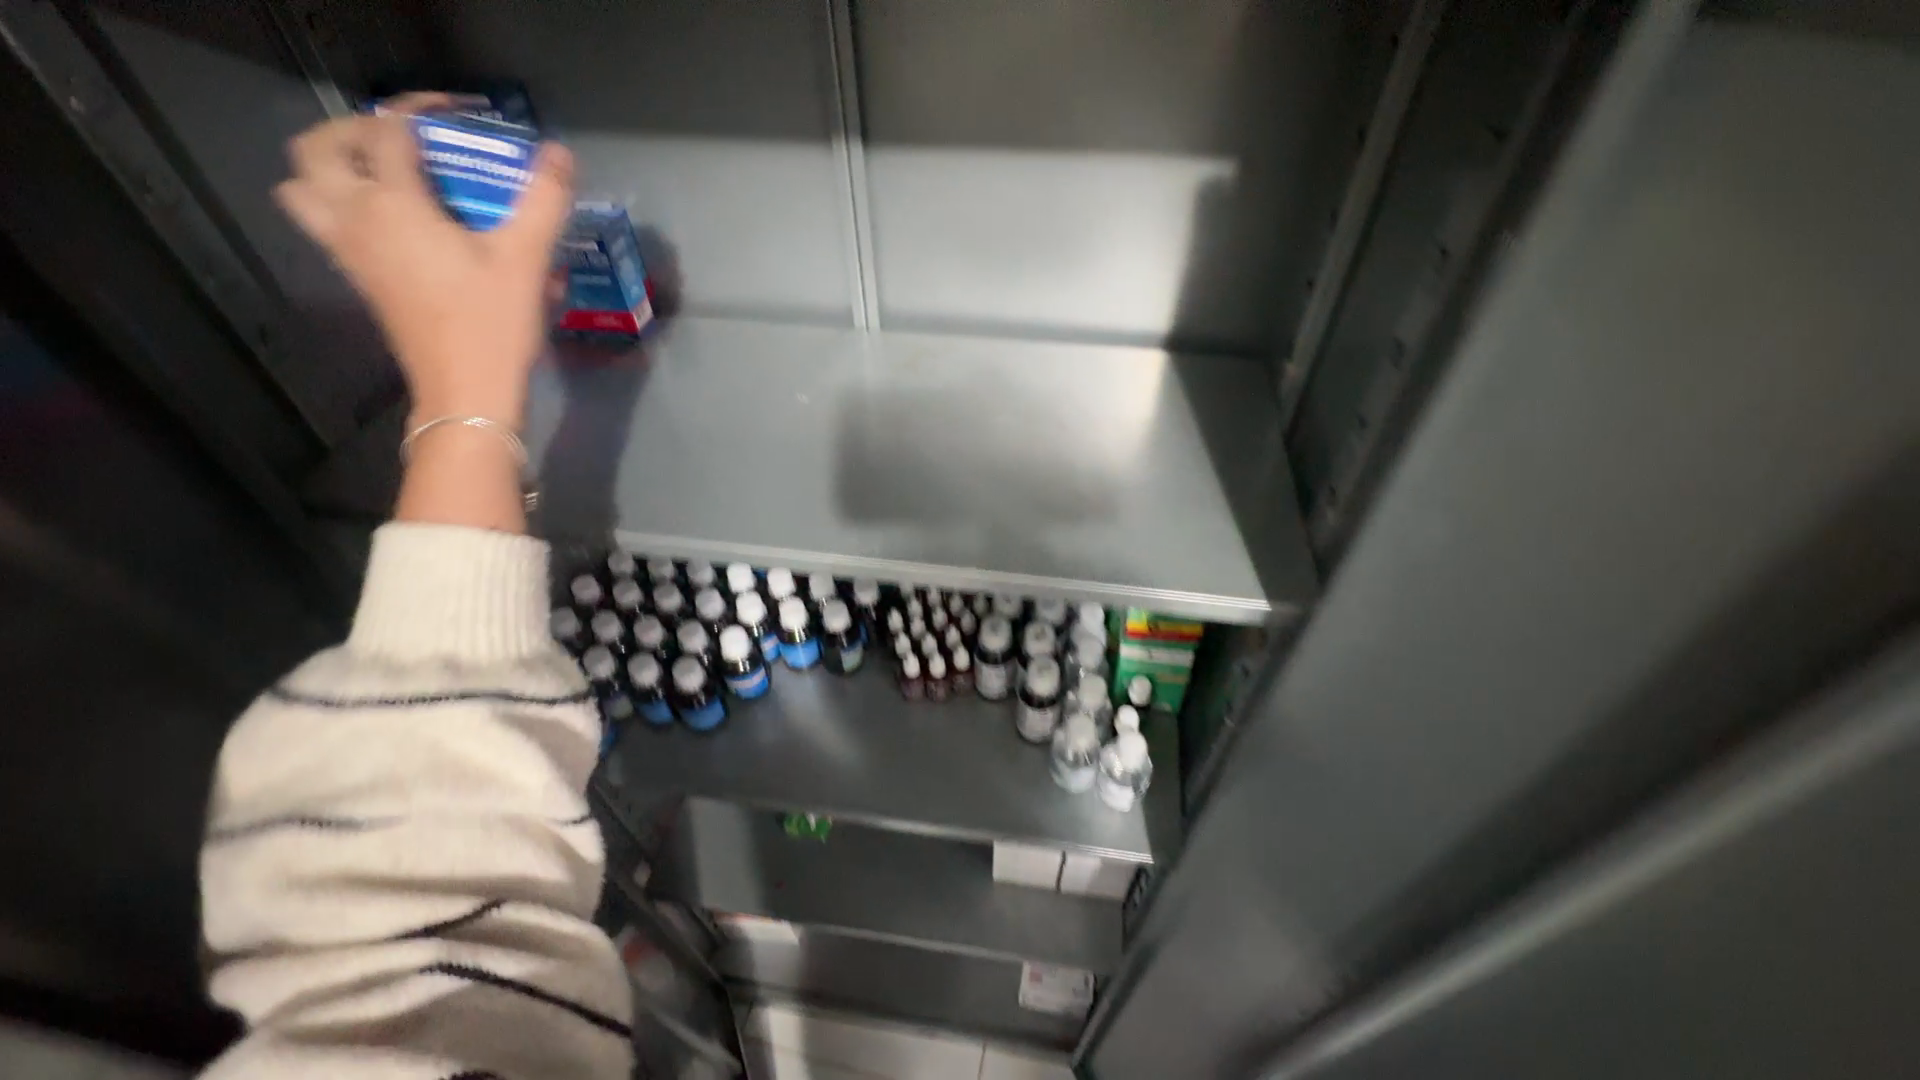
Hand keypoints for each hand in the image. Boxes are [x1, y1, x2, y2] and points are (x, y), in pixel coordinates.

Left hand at [274, 94, 574, 426]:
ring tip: (385, 177)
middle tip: (404, 141)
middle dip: (355, 131)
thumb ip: (543, 200)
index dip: (419, 110)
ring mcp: (351, 253)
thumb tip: (559, 154)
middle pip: (318, 150)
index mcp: (393, 204)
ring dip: (334, 170)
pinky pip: (327, 226)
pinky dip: (346, 207)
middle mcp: (356, 220)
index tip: (455, 113)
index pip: (388, 131)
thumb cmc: (493, 324)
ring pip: (305, 189)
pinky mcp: (361, 281)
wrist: (466, 392)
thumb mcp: (526, 259)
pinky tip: (398, 222)